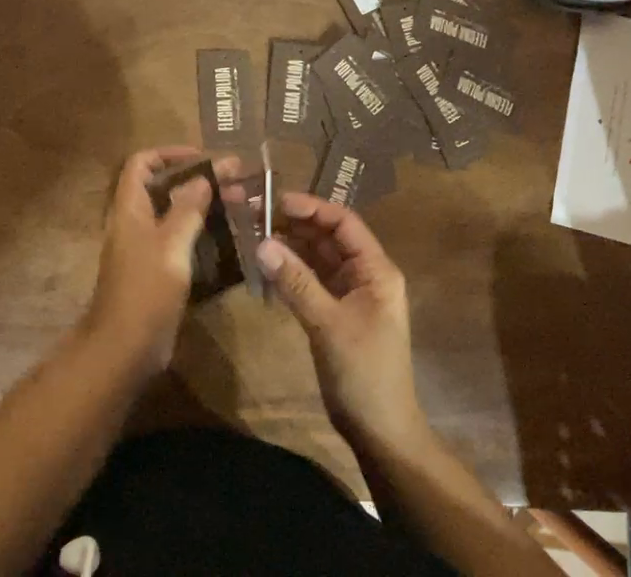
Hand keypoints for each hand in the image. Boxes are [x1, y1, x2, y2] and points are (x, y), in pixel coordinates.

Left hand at [83, 147, 243, 377]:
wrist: (125, 348)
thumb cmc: (146, 291)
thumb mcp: (170, 245)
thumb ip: (186, 210)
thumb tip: (201, 179)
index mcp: (129, 210)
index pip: (141, 164)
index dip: (169, 154)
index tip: (204, 157)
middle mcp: (134, 224)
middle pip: (163, 188)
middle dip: (197, 180)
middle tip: (236, 181)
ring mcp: (144, 249)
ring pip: (174, 215)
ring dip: (203, 206)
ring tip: (238, 204)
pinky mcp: (156, 273)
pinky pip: (178, 241)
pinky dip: (200, 233)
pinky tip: (227, 237)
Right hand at [258, 193, 429, 454]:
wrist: (379, 429)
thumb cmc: (364, 373)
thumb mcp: (329, 324)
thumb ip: (296, 282)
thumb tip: (261, 243)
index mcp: (376, 271)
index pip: (344, 223)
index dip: (312, 208)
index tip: (274, 201)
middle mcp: (365, 275)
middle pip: (328, 237)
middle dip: (293, 223)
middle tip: (253, 213)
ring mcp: (349, 295)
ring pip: (316, 258)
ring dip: (288, 245)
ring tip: (251, 232)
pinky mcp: (333, 313)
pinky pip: (309, 280)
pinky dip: (289, 270)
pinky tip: (263, 265)